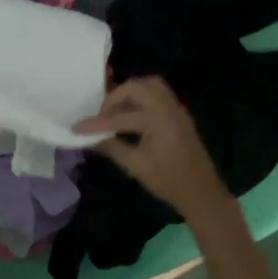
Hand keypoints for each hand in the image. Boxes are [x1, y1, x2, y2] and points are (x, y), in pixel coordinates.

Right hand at [75, 77, 233, 219]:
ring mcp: (176, 109)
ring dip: (130, 94)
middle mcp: (168, 107)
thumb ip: (111, 147)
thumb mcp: (135, 166)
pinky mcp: (179, 115)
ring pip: (150, 86)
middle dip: (115, 97)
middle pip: (137, 87)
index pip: (119, 117)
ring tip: (115, 112)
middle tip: (101, 115)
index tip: (76, 127)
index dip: (95, 123)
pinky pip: (159, 95)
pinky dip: (142, 99)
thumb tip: (90, 139)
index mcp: (157, 119)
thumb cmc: (168, 181)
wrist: (201, 192)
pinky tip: (130, 117)